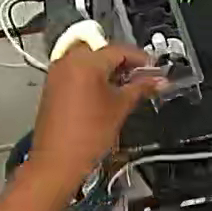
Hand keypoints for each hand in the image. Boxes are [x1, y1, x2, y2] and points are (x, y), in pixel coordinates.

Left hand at [26, 43, 160, 188]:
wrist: (59, 160)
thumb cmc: (86, 136)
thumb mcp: (121, 107)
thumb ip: (141, 88)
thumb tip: (158, 81)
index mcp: (85, 63)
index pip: (119, 50)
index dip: (141, 59)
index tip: (154, 69)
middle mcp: (67, 62)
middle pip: (103, 52)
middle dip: (125, 62)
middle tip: (143, 76)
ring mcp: (58, 74)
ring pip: (90, 60)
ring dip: (110, 69)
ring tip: (129, 85)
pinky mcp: (54, 86)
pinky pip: (78, 71)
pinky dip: (95, 76)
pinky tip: (110, 92)